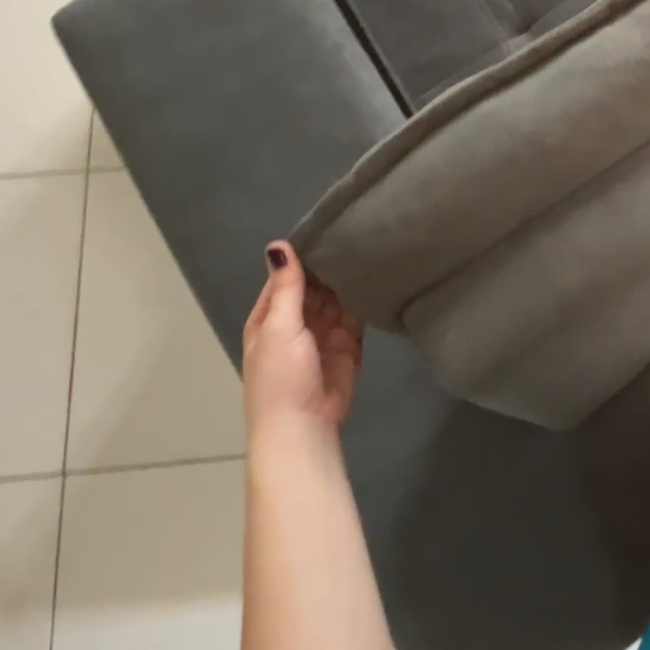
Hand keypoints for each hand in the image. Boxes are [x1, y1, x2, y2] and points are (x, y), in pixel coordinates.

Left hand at [243, 241, 363, 437]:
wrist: (304, 424)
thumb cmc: (281, 375)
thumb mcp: (279, 326)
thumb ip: (286, 286)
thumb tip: (279, 244)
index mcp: (270, 315)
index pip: (287, 276)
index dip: (304, 254)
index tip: (329, 226)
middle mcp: (297, 320)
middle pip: (315, 285)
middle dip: (331, 265)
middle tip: (359, 231)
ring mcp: (324, 332)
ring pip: (338, 298)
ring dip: (349, 280)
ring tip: (373, 247)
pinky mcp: (349, 343)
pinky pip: (357, 314)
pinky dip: (365, 298)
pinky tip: (379, 276)